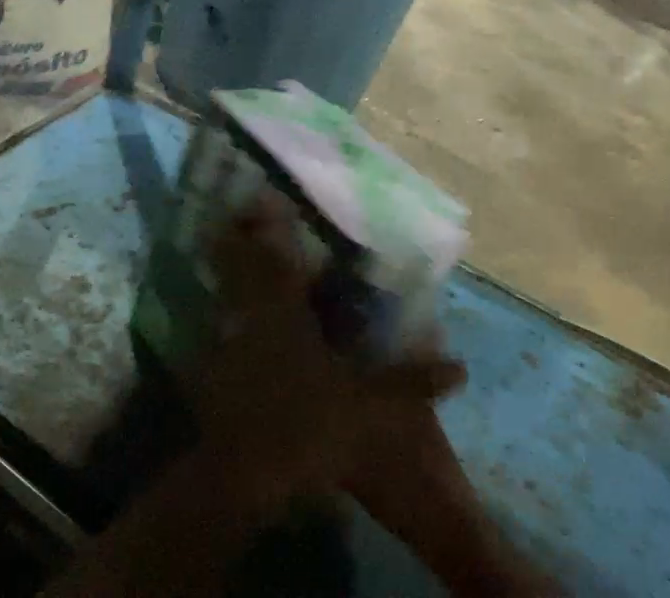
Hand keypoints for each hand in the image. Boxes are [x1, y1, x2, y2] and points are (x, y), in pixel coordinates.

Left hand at [187, 195, 466, 507]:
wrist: (246, 472)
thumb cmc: (308, 427)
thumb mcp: (371, 408)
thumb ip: (413, 383)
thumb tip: (460, 367)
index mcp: (286, 314)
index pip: (275, 256)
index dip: (269, 224)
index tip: (264, 197)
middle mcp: (249, 316)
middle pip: (235, 264)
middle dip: (235, 236)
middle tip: (236, 216)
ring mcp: (224, 342)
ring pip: (221, 292)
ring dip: (224, 269)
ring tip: (225, 250)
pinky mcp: (209, 369)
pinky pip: (214, 327)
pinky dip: (220, 313)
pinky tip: (226, 319)